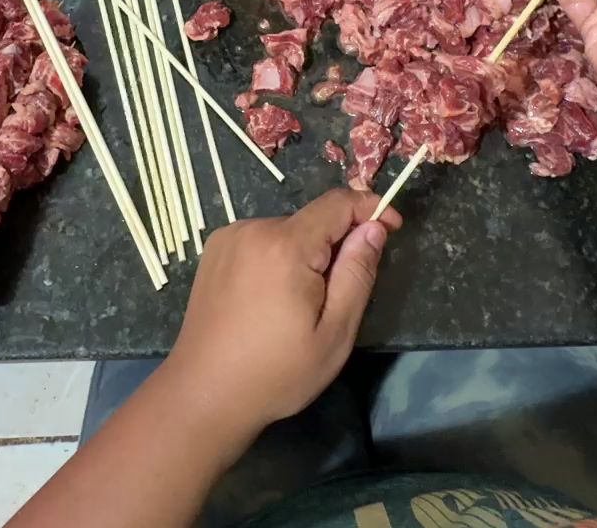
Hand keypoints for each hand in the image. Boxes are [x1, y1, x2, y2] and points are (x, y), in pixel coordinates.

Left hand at [157, 189, 400, 435]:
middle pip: (311, 220)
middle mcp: (254, 228)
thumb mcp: (334, 333)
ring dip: (304, 254)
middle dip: (334, 245)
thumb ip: (357, 273)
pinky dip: (277, 257)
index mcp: (285, 245)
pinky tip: (267, 299)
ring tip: (295, 306)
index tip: (392, 227)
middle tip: (335, 297)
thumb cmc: (276, 372)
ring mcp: (230, 236)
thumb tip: (373, 226)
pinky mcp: (215, 249)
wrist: (203, 394)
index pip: (337, 203)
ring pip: (287, 231)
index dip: (370, 208)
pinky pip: (262, 240)